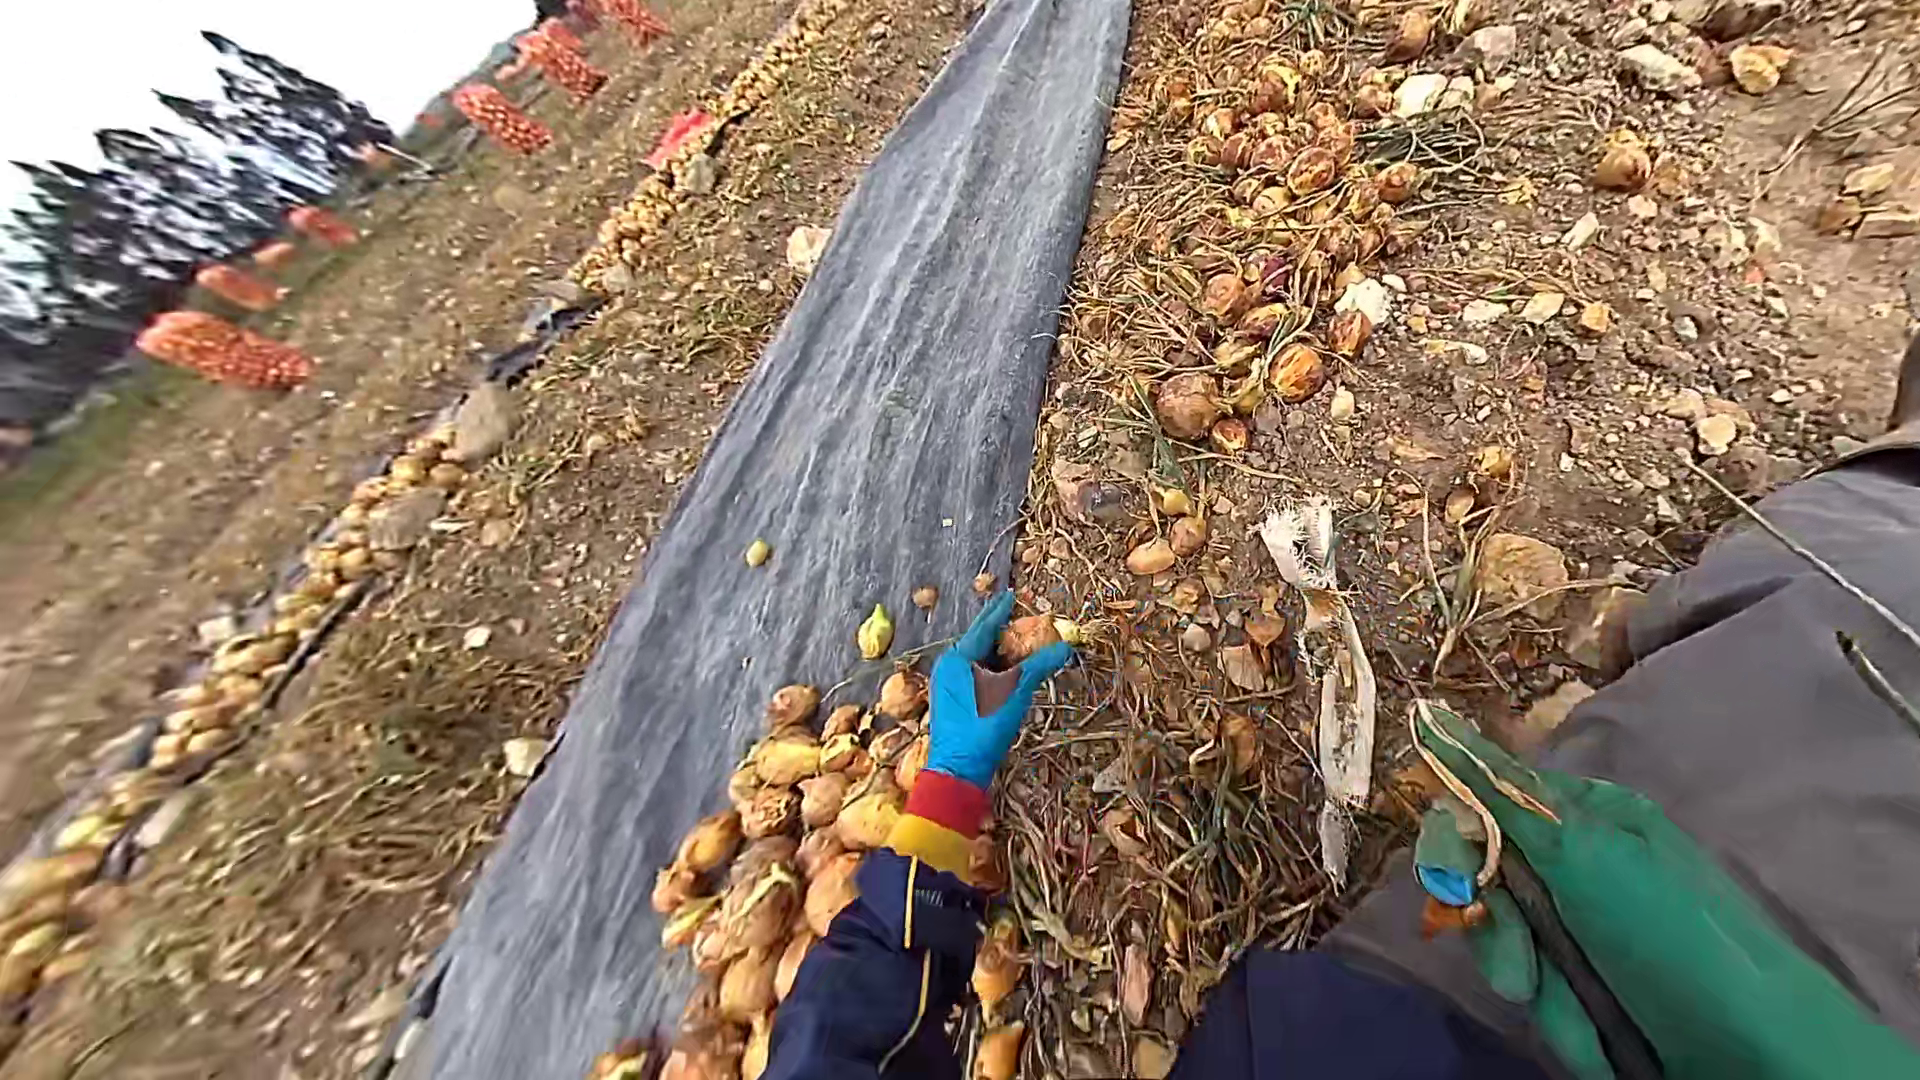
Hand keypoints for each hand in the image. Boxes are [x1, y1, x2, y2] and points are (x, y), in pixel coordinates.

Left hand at [922, 591, 1072, 788]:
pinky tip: (1007, 675)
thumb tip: (1064, 646)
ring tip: (1019, 645)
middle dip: (1001, 632)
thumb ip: (1038, 666)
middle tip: (1020, 619)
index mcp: (957, 658)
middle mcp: (948, 667)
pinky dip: (993, 671)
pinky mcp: (953, 703)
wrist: (958, 771)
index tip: (1011, 595)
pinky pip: (975, 677)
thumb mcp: (1014, 692)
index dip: (1000, 610)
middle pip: (979, 642)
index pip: (983, 626)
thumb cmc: (983, 725)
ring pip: (977, 661)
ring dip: (999, 654)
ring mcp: (947, 686)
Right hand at [1412, 701, 1919, 1079]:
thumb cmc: (1669, 935)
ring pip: (1492, 918)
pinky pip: (1523, 966)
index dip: (1454, 837)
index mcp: (1578, 814)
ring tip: (1538, 992)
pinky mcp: (1579, 973)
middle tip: (1500, 950)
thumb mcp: (1578, 849)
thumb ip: (1495, 785)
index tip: (1452, 879)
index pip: (1476, 799)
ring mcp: (1574, 917)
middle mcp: (1570, 857)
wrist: (1769, 1069)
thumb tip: (1428, 713)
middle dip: (1482, 910)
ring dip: (1508, 958)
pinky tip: (1571, 1015)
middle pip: (1475, 861)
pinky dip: (1542, 998)